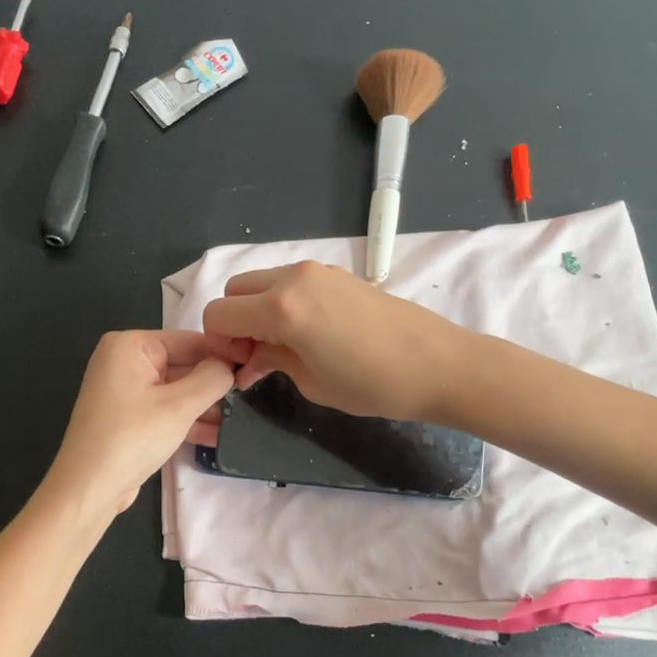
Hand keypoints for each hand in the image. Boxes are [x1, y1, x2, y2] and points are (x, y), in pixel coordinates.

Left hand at [42, 330, 239, 516]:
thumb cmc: (131, 438)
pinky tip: (218, 437)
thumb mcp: (179, 406)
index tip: (254, 371)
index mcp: (130, 345)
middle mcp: (125, 362)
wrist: (89, 488)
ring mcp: (126, 391)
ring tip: (241, 420)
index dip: (222, 355)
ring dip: (205, 407)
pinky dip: (187, 422)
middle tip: (252, 398)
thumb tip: (231, 366)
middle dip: (214, 385)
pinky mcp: (129, 419)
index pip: (189, 340)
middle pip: (183, 365)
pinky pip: (165, 411)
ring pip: (177, 391)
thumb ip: (211, 379)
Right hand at [201, 260, 470, 422]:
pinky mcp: (337, 274)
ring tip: (281, 347)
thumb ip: (271, 362)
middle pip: (234, 291)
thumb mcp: (311, 382)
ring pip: (261, 283)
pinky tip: (305, 335)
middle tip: (256, 356)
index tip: (239, 365)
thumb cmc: (372, 384)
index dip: (219, 343)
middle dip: (234, 323)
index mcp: (281, 308)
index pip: (218, 314)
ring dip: (257, 311)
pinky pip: (290, 283)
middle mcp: (293, 279)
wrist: (438, 365)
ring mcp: (317, 272)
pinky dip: (282, 303)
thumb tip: (250, 361)